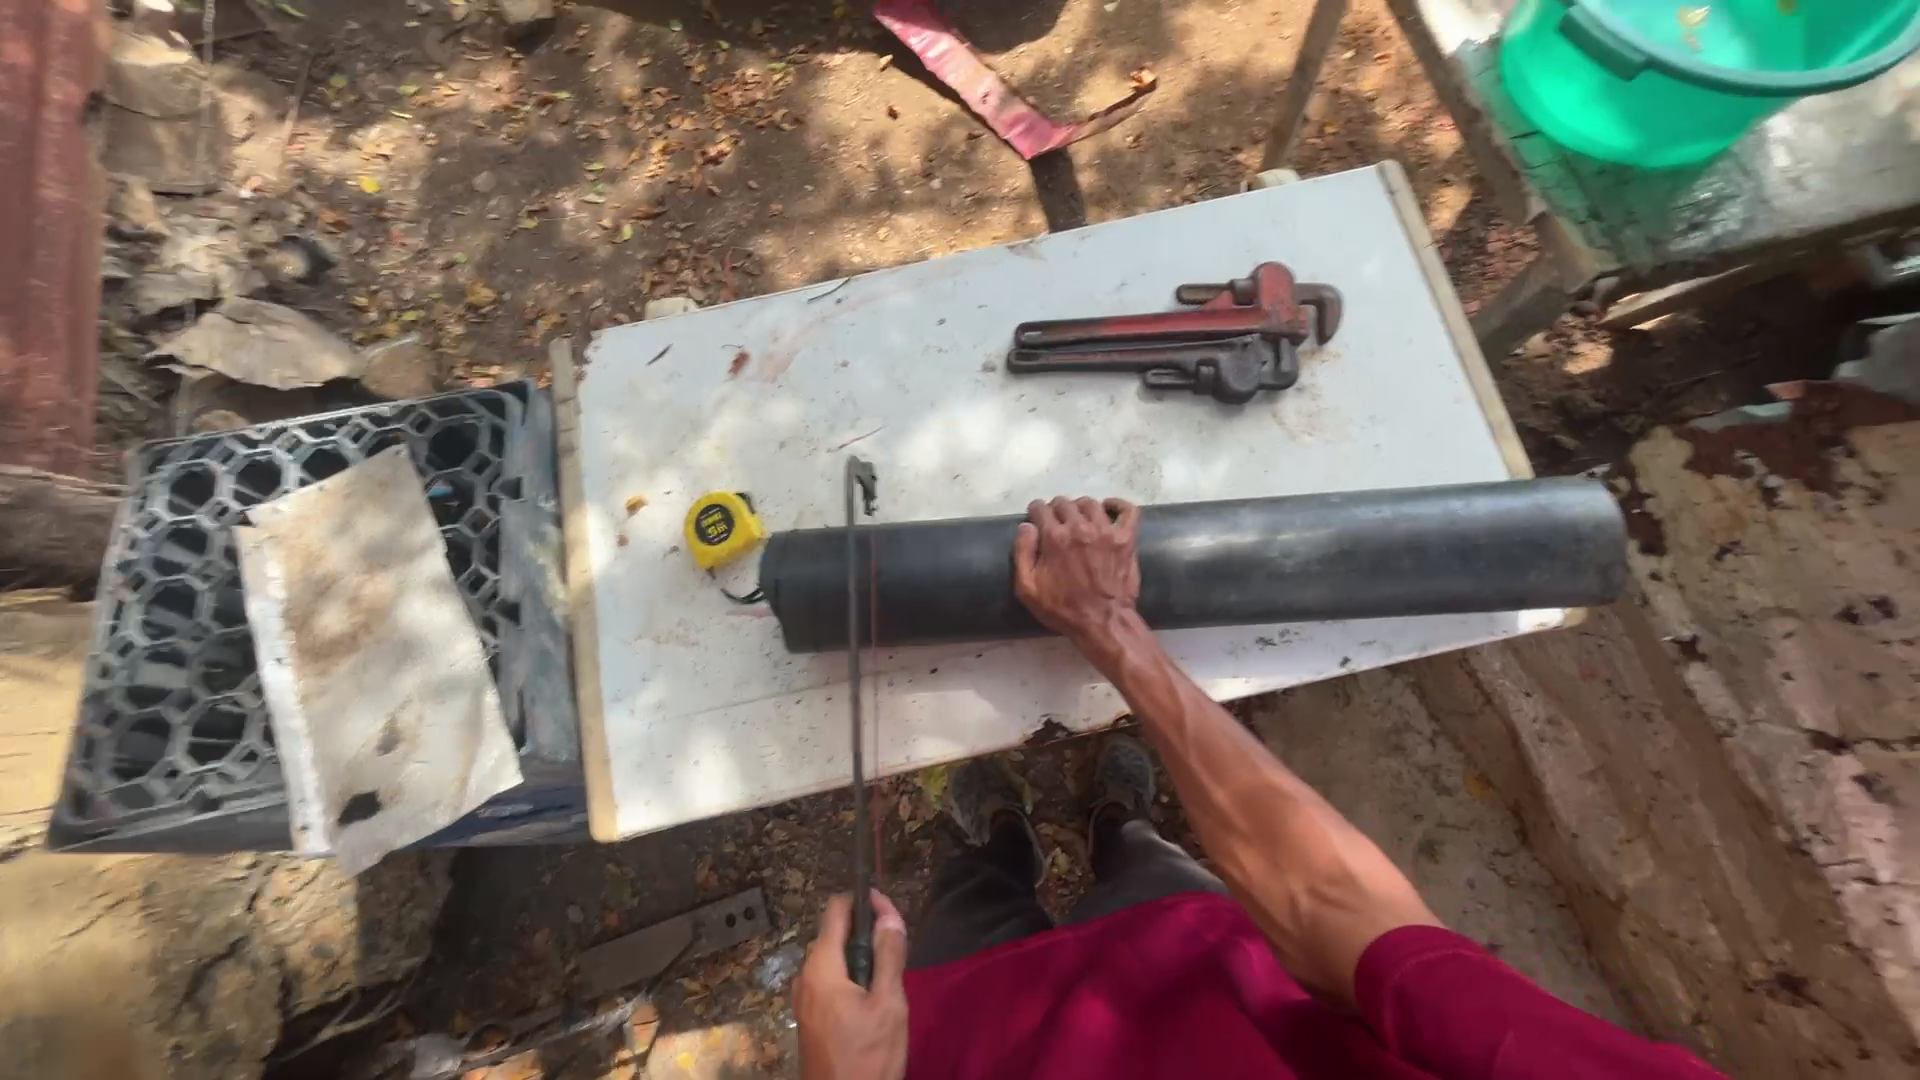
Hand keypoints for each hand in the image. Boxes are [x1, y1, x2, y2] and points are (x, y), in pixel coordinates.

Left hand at [795, 891, 908, 1079]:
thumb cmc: (867, 1057)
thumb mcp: (888, 1004)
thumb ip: (889, 955)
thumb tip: (888, 914)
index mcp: (821, 967)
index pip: (836, 909)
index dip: (864, 901)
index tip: (889, 910)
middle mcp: (805, 976)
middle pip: (836, 933)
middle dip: (866, 932)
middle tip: (896, 946)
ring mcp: (804, 999)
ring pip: (834, 958)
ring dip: (860, 956)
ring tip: (888, 974)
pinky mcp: (809, 1017)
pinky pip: (830, 980)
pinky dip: (851, 977)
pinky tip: (872, 998)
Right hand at [1013, 496, 1142, 651]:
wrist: (1102, 622)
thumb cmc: (1062, 609)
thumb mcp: (1027, 589)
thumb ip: (1022, 553)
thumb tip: (1026, 526)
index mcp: (1054, 538)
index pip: (1041, 508)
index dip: (1036, 512)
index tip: (1036, 519)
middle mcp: (1080, 528)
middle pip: (1064, 503)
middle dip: (1056, 509)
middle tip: (1056, 522)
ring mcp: (1106, 531)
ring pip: (1090, 503)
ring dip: (1080, 507)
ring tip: (1078, 518)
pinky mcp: (1126, 539)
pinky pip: (1127, 510)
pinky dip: (1118, 504)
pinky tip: (1109, 509)